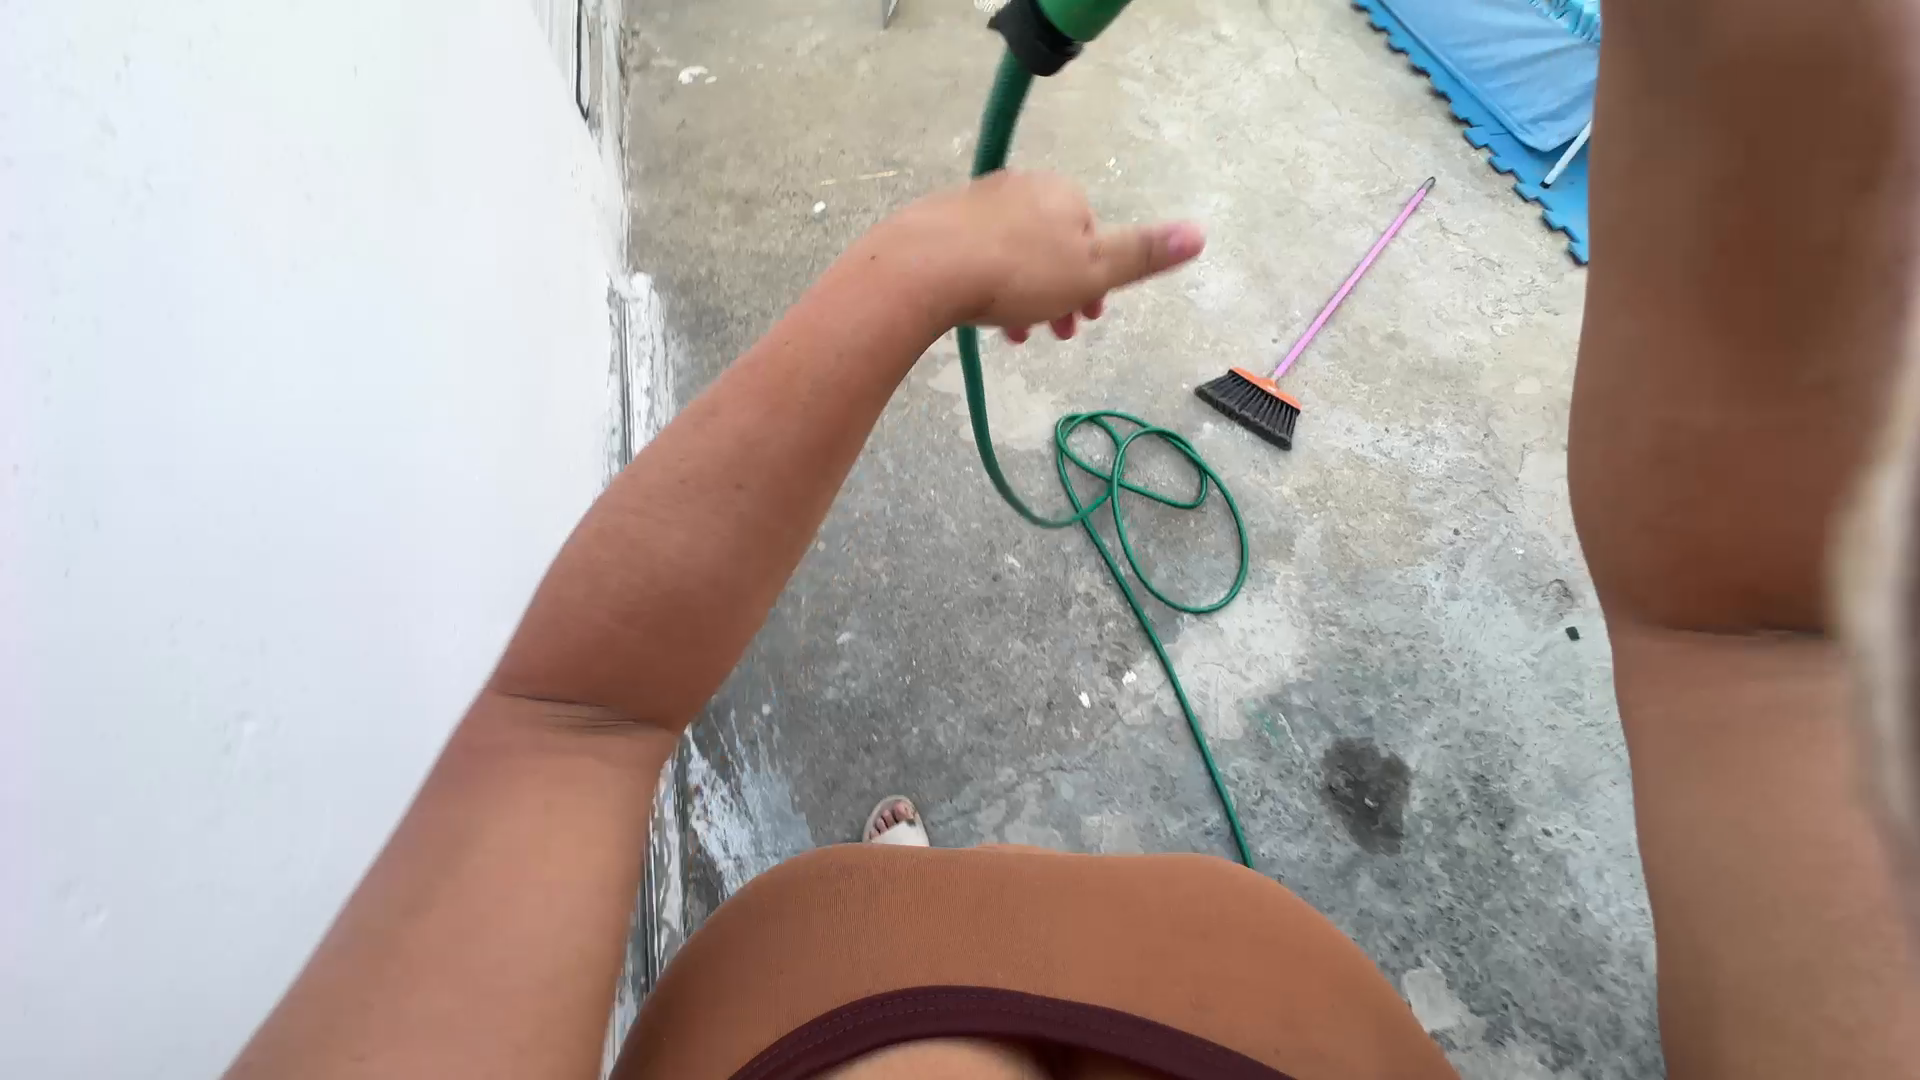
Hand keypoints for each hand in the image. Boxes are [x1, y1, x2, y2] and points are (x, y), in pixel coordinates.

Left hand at [878, 170, 1204, 340]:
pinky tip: (979, 316)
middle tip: (1056, 335)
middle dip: (1059, 294)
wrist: (929, 267)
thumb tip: (1201, 233)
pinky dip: (988, 287)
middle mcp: (1024, 188)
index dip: (1095, 282)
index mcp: (1065, 195)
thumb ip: (1143, 255)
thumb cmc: (1020, 273)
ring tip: (1016, 336)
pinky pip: (978, 257)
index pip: (1093, 237)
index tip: (1087, 320)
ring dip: (1024, 298)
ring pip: (1014, 256)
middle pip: (1053, 247)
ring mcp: (979, 202)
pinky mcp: (942, 223)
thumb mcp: (1093, 271)